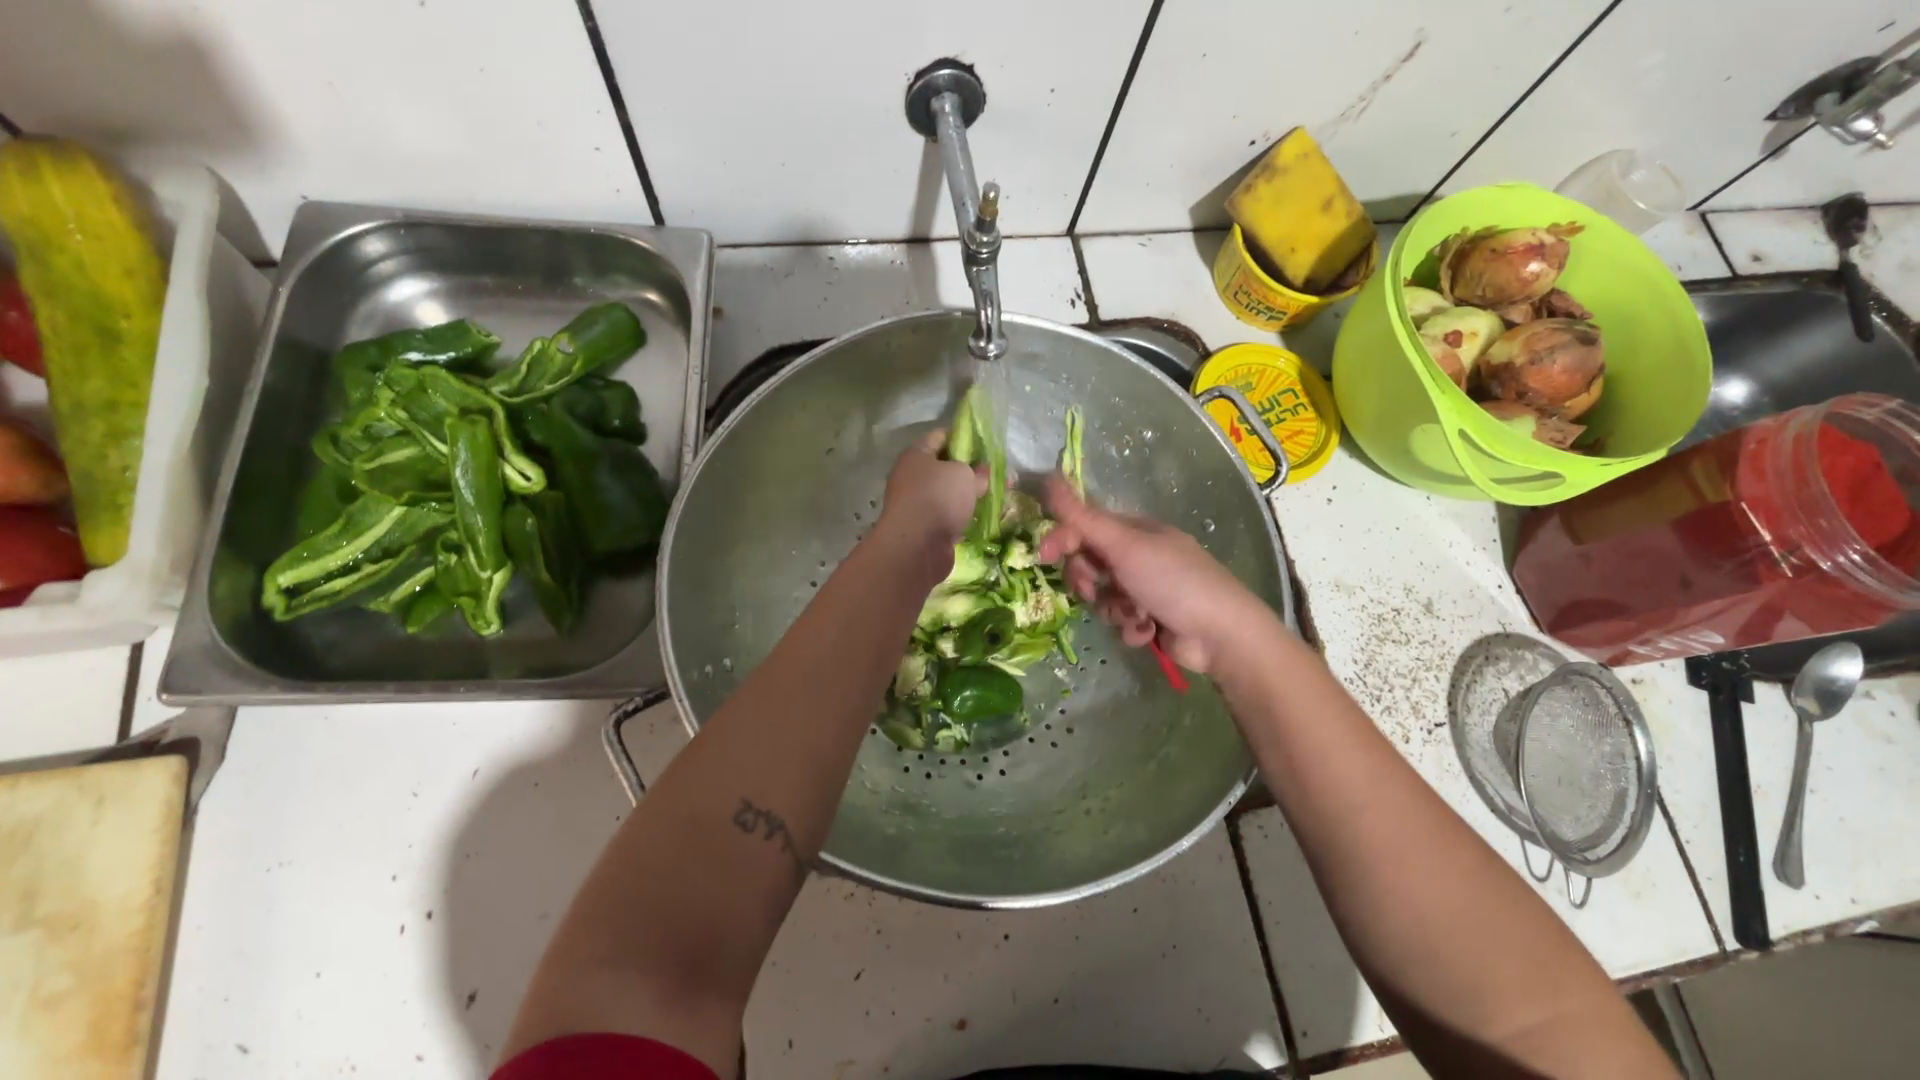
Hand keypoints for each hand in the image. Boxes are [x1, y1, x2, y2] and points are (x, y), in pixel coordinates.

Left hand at [877, 429, 986, 557]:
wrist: (916, 546)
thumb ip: (977, 470)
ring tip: (992, 495)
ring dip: (966, 495)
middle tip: (993, 472)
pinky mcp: (923, 527)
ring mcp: (916, 503)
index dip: (964, 437)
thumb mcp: (964, 475)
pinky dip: (961, 515)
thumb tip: (982, 470)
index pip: (941, 436)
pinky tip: (979, 516)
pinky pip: (946, 515)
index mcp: (916, 454)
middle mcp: (912, 476)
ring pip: (947, 493)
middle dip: (969, 469)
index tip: (986, 444)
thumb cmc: (939, 498)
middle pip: (944, 466)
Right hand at [1037, 474, 1271, 673]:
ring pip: (1104, 597)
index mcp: (1136, 531)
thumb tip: (1050, 476)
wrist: (1220, 632)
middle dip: (1088, 580)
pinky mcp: (1152, 619)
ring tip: (1135, 615)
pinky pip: (1122, 621)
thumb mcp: (1125, 546)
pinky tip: (1150, 630)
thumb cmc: (1172, 579)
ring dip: (1113, 609)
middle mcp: (1140, 556)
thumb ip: (1083, 518)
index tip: (1043, 555)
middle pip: (1091, 564)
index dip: (1062, 539)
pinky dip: (1131, 628)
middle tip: (1095, 590)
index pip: (1086, 527)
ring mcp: (1147, 589)